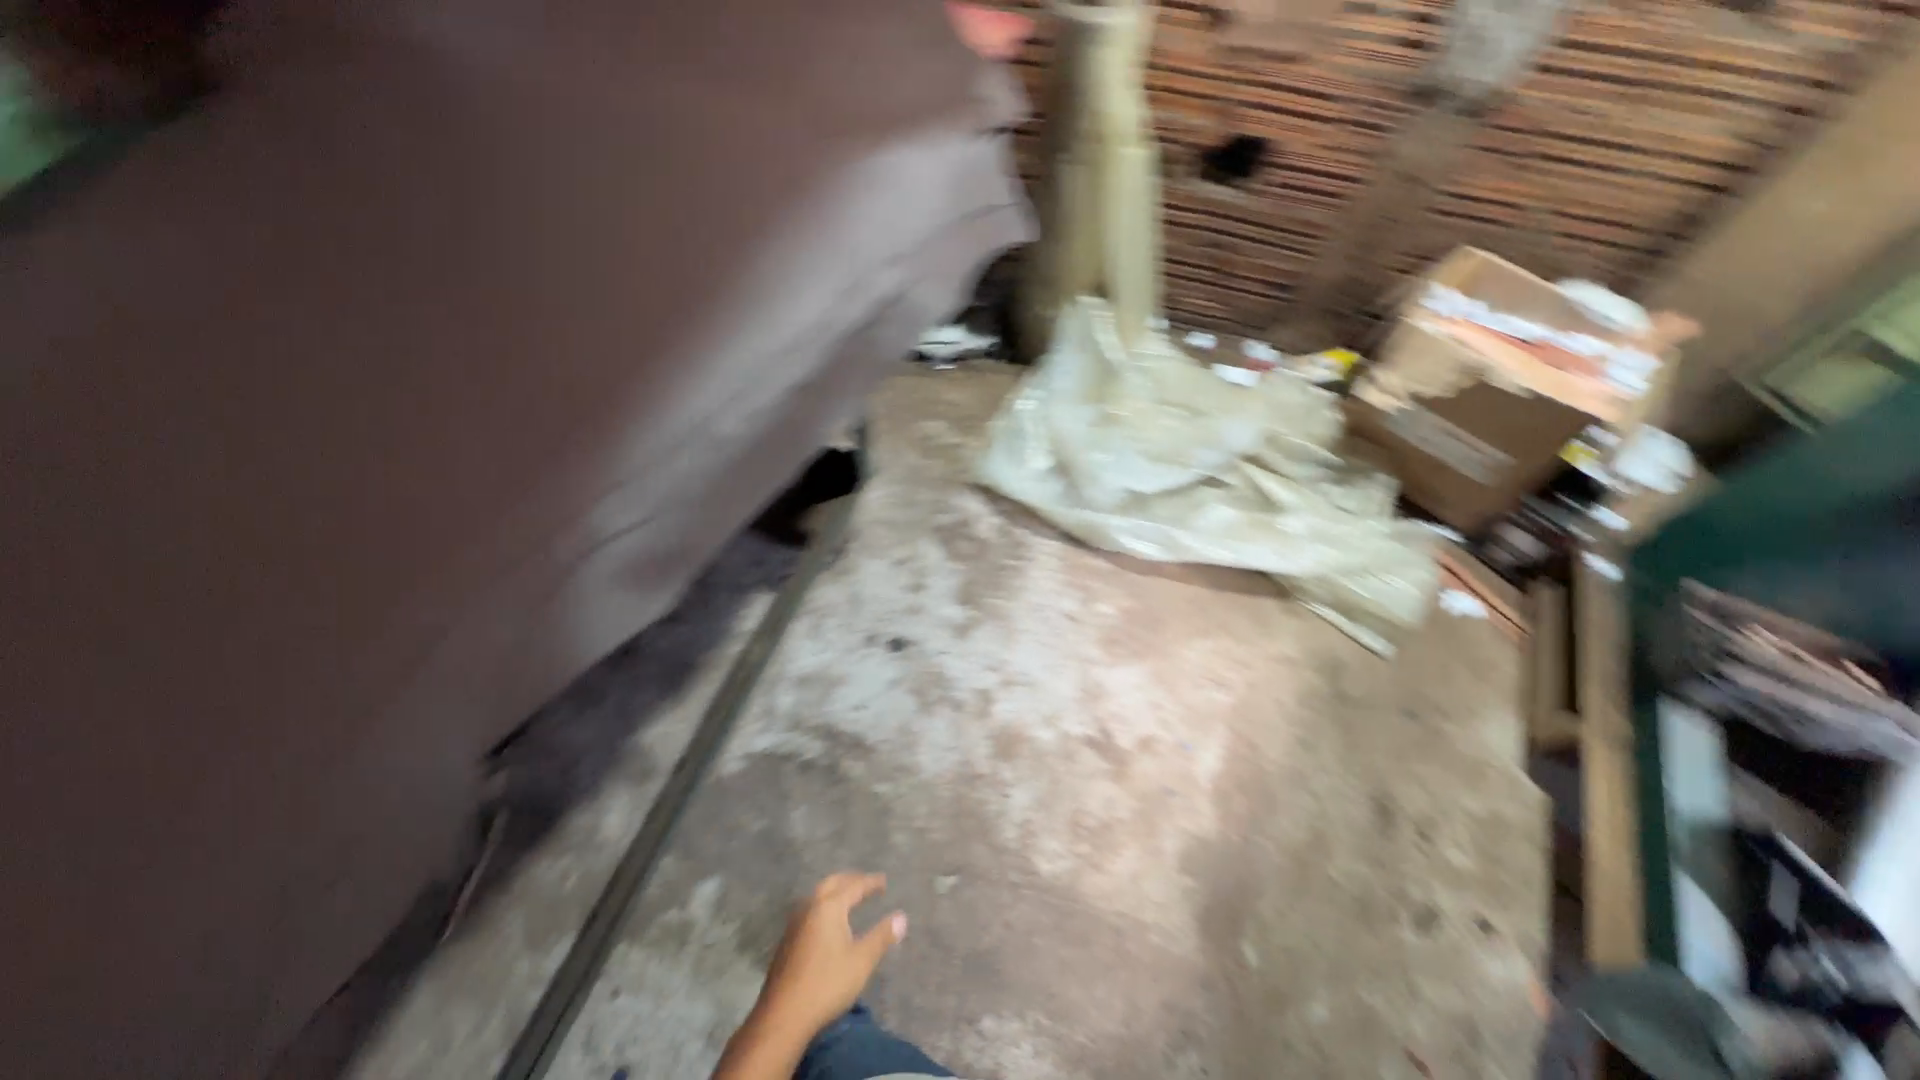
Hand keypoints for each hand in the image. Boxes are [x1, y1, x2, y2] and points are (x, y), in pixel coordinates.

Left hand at [753, 873, 907, 1039]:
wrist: (784, 1014)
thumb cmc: (828, 984)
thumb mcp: (862, 961)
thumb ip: (881, 936)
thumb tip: (901, 917)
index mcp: (829, 908)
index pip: (853, 886)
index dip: (870, 882)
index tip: (884, 881)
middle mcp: (809, 908)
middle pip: (831, 884)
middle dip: (849, 880)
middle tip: (865, 883)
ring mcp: (794, 925)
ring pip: (816, 897)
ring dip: (834, 892)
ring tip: (847, 898)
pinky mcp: (787, 942)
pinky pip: (809, 912)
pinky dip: (823, 907)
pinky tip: (826, 923)